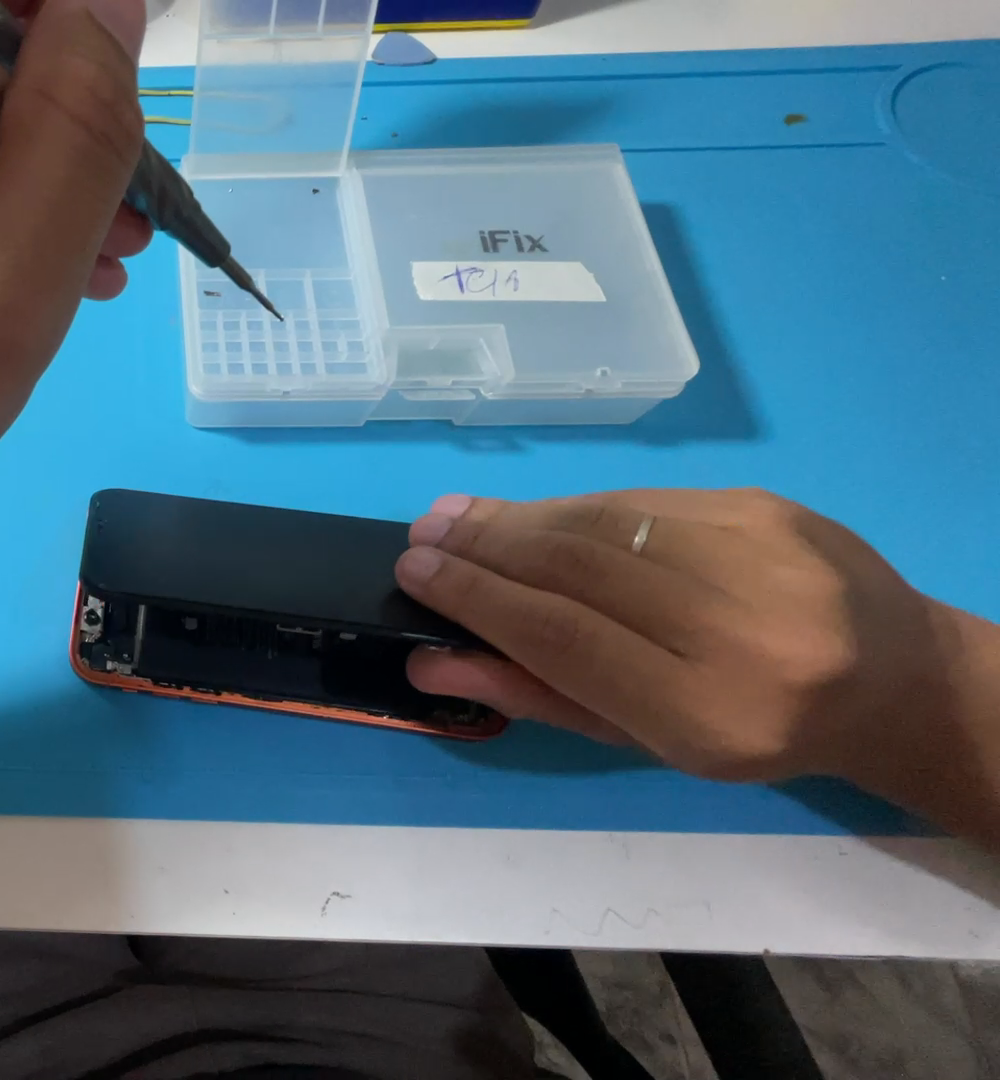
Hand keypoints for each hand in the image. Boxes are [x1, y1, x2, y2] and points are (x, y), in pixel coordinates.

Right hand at [391, 490, 999, 837]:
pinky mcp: (768, 507)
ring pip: (601, 521)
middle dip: (482, 545)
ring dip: (512, 517)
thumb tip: (426, 661)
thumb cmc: (738, 728)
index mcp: (709, 712)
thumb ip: (526, 692)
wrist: (891, 682)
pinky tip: (528, 517)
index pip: (560, 636)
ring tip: (455, 517)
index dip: (474, 596)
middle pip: (577, 566)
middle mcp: (749, 631)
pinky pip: (635, 500)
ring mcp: (767, 557)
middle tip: (423, 533)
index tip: (413, 568)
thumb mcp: (629, 734)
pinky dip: (565, 507)